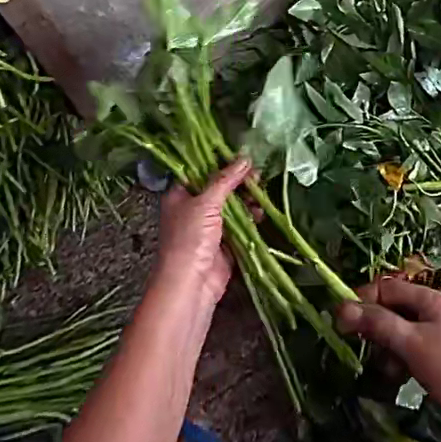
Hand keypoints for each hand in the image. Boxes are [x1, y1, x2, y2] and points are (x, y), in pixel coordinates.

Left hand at [152, 158, 251, 308]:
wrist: (191, 284)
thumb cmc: (190, 238)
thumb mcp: (205, 203)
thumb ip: (225, 180)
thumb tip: (244, 158)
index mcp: (180, 194)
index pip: (201, 171)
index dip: (221, 163)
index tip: (242, 157)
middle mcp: (192, 208)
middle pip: (219, 189)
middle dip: (238, 182)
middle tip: (257, 176)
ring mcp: (208, 226)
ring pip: (231, 207)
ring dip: (246, 200)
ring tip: (260, 194)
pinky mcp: (223, 243)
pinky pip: (239, 226)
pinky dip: (250, 219)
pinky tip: (260, 212)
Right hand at [335, 277, 440, 435]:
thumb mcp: (412, 344)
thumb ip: (376, 323)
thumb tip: (340, 307)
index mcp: (428, 299)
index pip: (383, 287)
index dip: (361, 300)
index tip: (342, 323)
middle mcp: (432, 312)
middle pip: (390, 309)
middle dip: (372, 326)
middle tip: (359, 347)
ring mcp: (439, 337)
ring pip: (399, 332)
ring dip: (385, 347)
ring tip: (381, 369)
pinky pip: (410, 351)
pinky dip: (399, 361)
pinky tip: (396, 378)